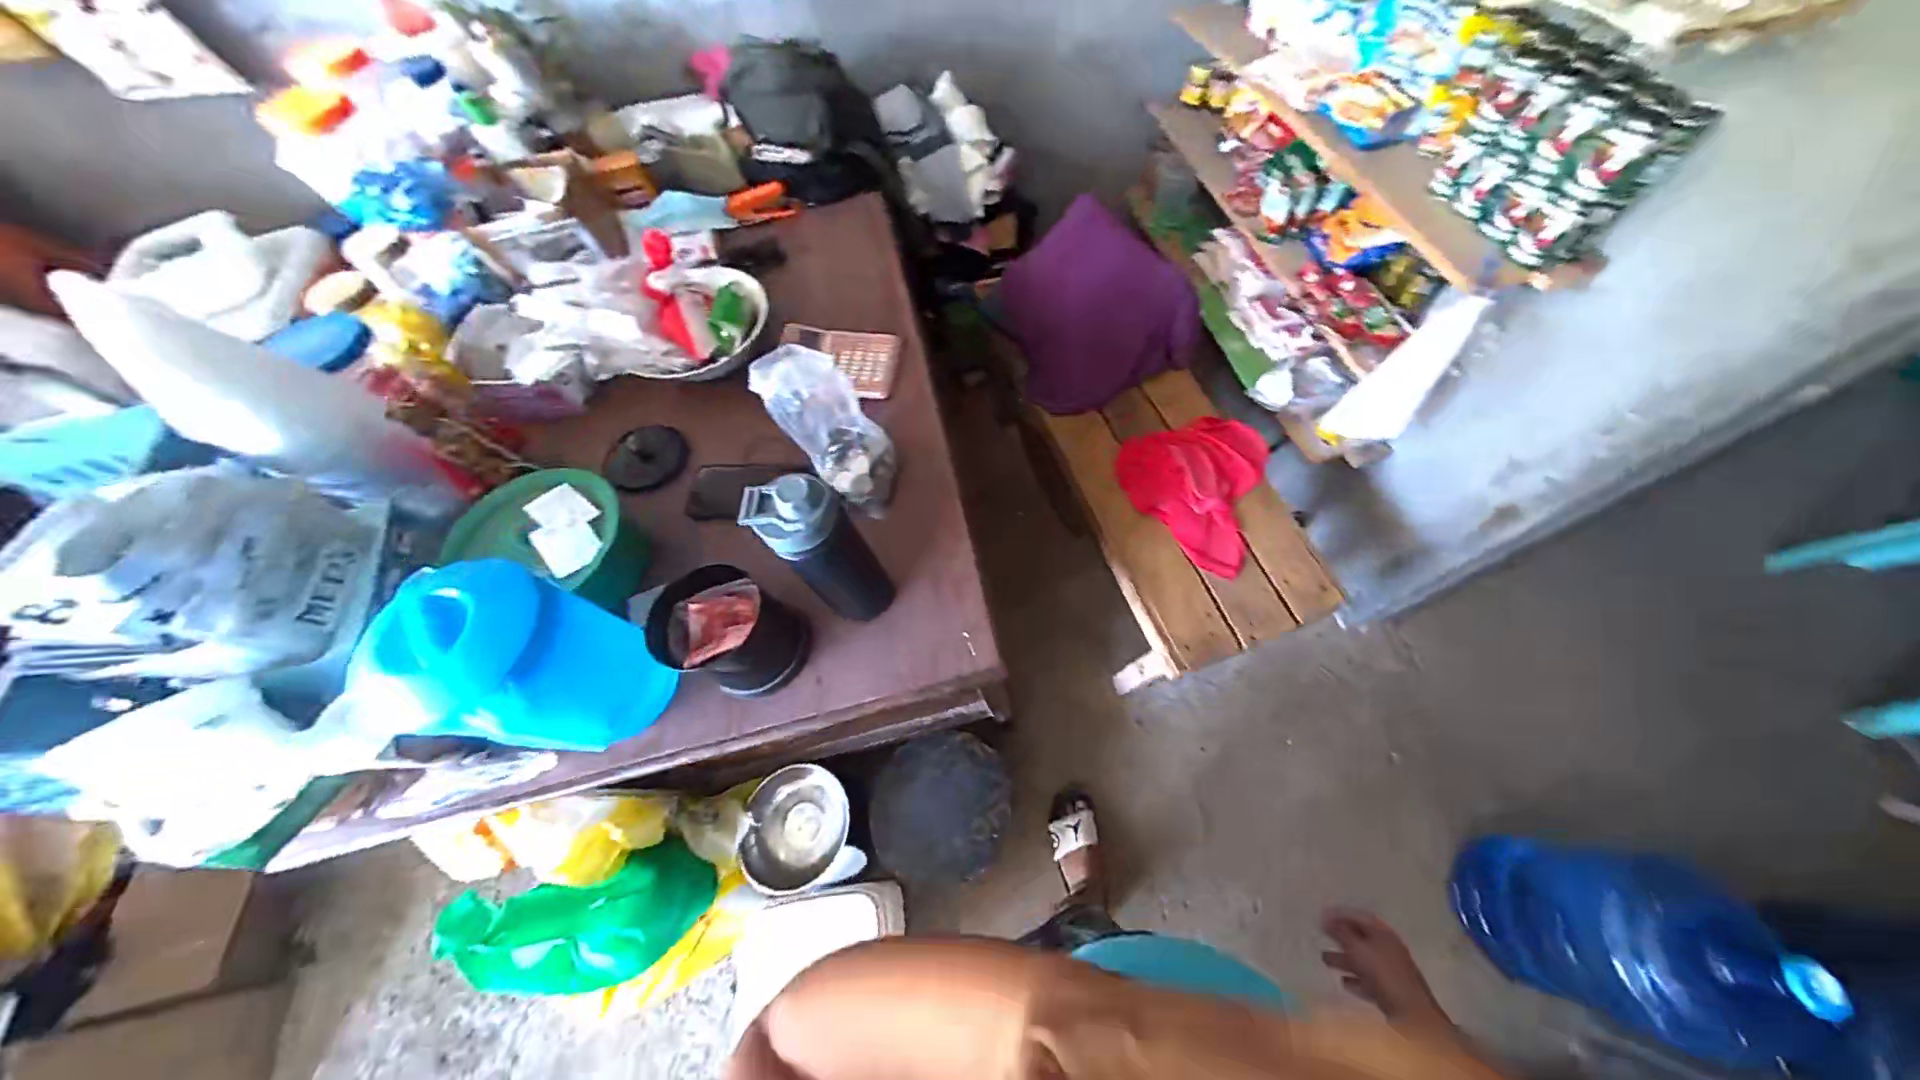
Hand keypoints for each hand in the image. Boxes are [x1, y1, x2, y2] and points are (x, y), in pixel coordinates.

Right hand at [1320, 908, 1451, 1031]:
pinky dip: (1355, 979)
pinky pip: (1368, 980)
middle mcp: (1389, 949)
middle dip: (1340, 938)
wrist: (1412, 1013)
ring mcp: (1391, 971)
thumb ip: (1340, 932)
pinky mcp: (1390, 991)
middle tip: (1322, 936)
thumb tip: (1326, 917)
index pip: (1360, 918)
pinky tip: (1344, 982)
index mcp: (1384, 934)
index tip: (1323, 916)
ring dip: (1344, 959)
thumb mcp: (1357, 947)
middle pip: (1361, 939)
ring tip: (1325, 959)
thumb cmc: (1383, 972)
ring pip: (1363, 960)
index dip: (1340, 915)